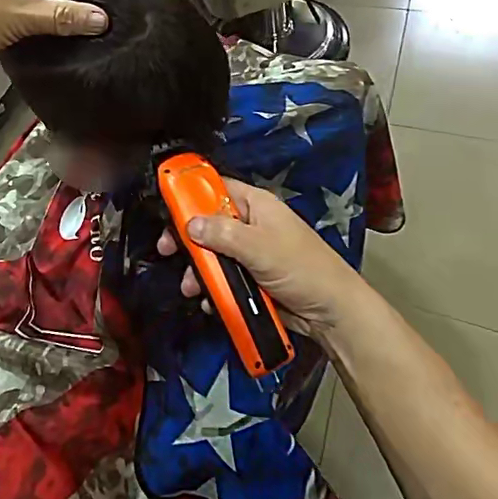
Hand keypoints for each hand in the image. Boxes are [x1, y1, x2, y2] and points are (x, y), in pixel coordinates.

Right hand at [157, 179, 370, 341]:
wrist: (330, 310)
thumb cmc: (300, 268)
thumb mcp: (259, 247)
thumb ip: (222, 235)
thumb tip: (189, 224)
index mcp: (255, 205)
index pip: (216, 188)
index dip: (191, 193)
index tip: (167, 205)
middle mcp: (250, 224)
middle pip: (208, 223)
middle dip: (188, 240)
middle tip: (167, 251)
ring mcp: (250, 252)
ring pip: (212, 255)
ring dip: (199, 271)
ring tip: (192, 287)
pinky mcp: (250, 278)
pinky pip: (223, 278)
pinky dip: (214, 288)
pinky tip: (211, 301)